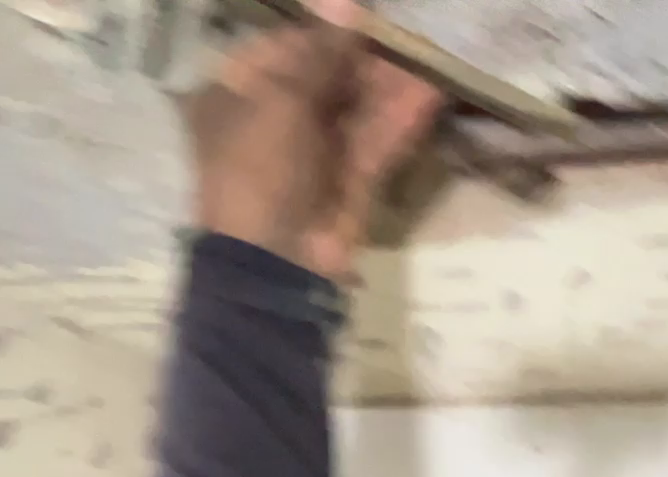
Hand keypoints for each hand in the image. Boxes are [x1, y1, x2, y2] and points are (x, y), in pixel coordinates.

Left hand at [185, 0, 442, 279]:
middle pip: (327, 81)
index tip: (364, 17)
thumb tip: (347, 3)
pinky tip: (428, 95)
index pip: (286, 51)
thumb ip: (320, 54)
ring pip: (358, 112)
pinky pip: (376, 145)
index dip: (326, 33)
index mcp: (239, 95)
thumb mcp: (281, 100)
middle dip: (367, 60)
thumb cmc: (259, 168)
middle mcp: (277, 121)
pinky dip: (400, 123)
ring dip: (392, 88)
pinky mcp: (350, 184)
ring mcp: (317, 156)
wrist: (275, 259)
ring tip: (429, 58)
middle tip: (405, 37)